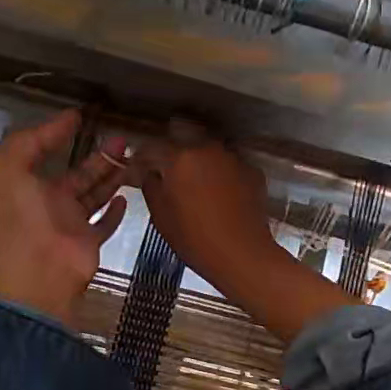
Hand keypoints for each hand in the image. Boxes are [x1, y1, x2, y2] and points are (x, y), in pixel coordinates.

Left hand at [0, 110, 130, 325]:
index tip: (81, 117)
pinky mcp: (88, 242)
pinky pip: (104, 223)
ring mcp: (69, 222)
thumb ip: (32, 138)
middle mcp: (47, 200)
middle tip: (122, 139)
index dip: (58, 133)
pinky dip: (115, 211)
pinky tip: (125, 197)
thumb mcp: (8, 166)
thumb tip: (67, 120)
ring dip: (111, 176)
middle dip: (98, 155)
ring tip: (131, 157)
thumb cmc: (18, 218)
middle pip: (77, 173)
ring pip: (94, 193)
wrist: (37, 275)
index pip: (43, 151)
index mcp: (24, 182)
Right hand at [138, 121, 353, 341]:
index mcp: (179, 158)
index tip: (137, 168)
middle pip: (184, 135)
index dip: (141, 157)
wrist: (243, 255)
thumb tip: (150, 174)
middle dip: (173, 147)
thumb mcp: (162, 218)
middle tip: (168, 168)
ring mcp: (233, 158)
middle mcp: (207, 149)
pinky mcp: (253, 172)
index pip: (152, 147)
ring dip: (200, 159)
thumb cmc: (195, 240)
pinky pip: (230, 166)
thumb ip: (151, 188)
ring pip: (210, 149)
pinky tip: (222, 193)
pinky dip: (222, 173)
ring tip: (196, 181)